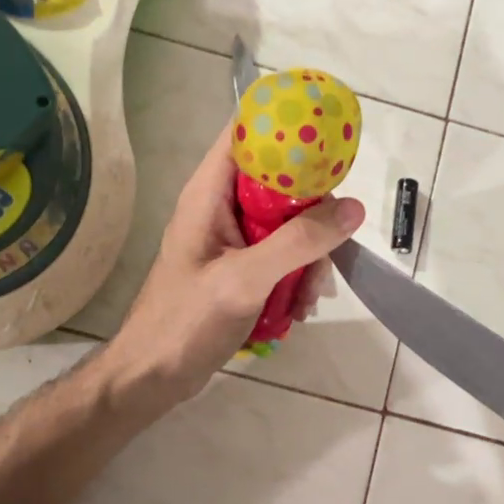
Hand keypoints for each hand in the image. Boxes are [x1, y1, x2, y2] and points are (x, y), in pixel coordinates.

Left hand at [106, 124, 364, 403]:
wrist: (152, 377)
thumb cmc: (185, 322)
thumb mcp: (245, 280)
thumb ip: (298, 243)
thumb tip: (352, 208)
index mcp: (209, 193)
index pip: (246, 133)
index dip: (286, 125)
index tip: (330, 138)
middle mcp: (221, 207)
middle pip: (280, 182)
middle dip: (312, 215)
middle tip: (327, 250)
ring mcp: (231, 240)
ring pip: (288, 225)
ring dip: (308, 258)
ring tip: (309, 298)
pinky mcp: (240, 269)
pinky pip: (281, 257)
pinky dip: (297, 278)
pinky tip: (299, 309)